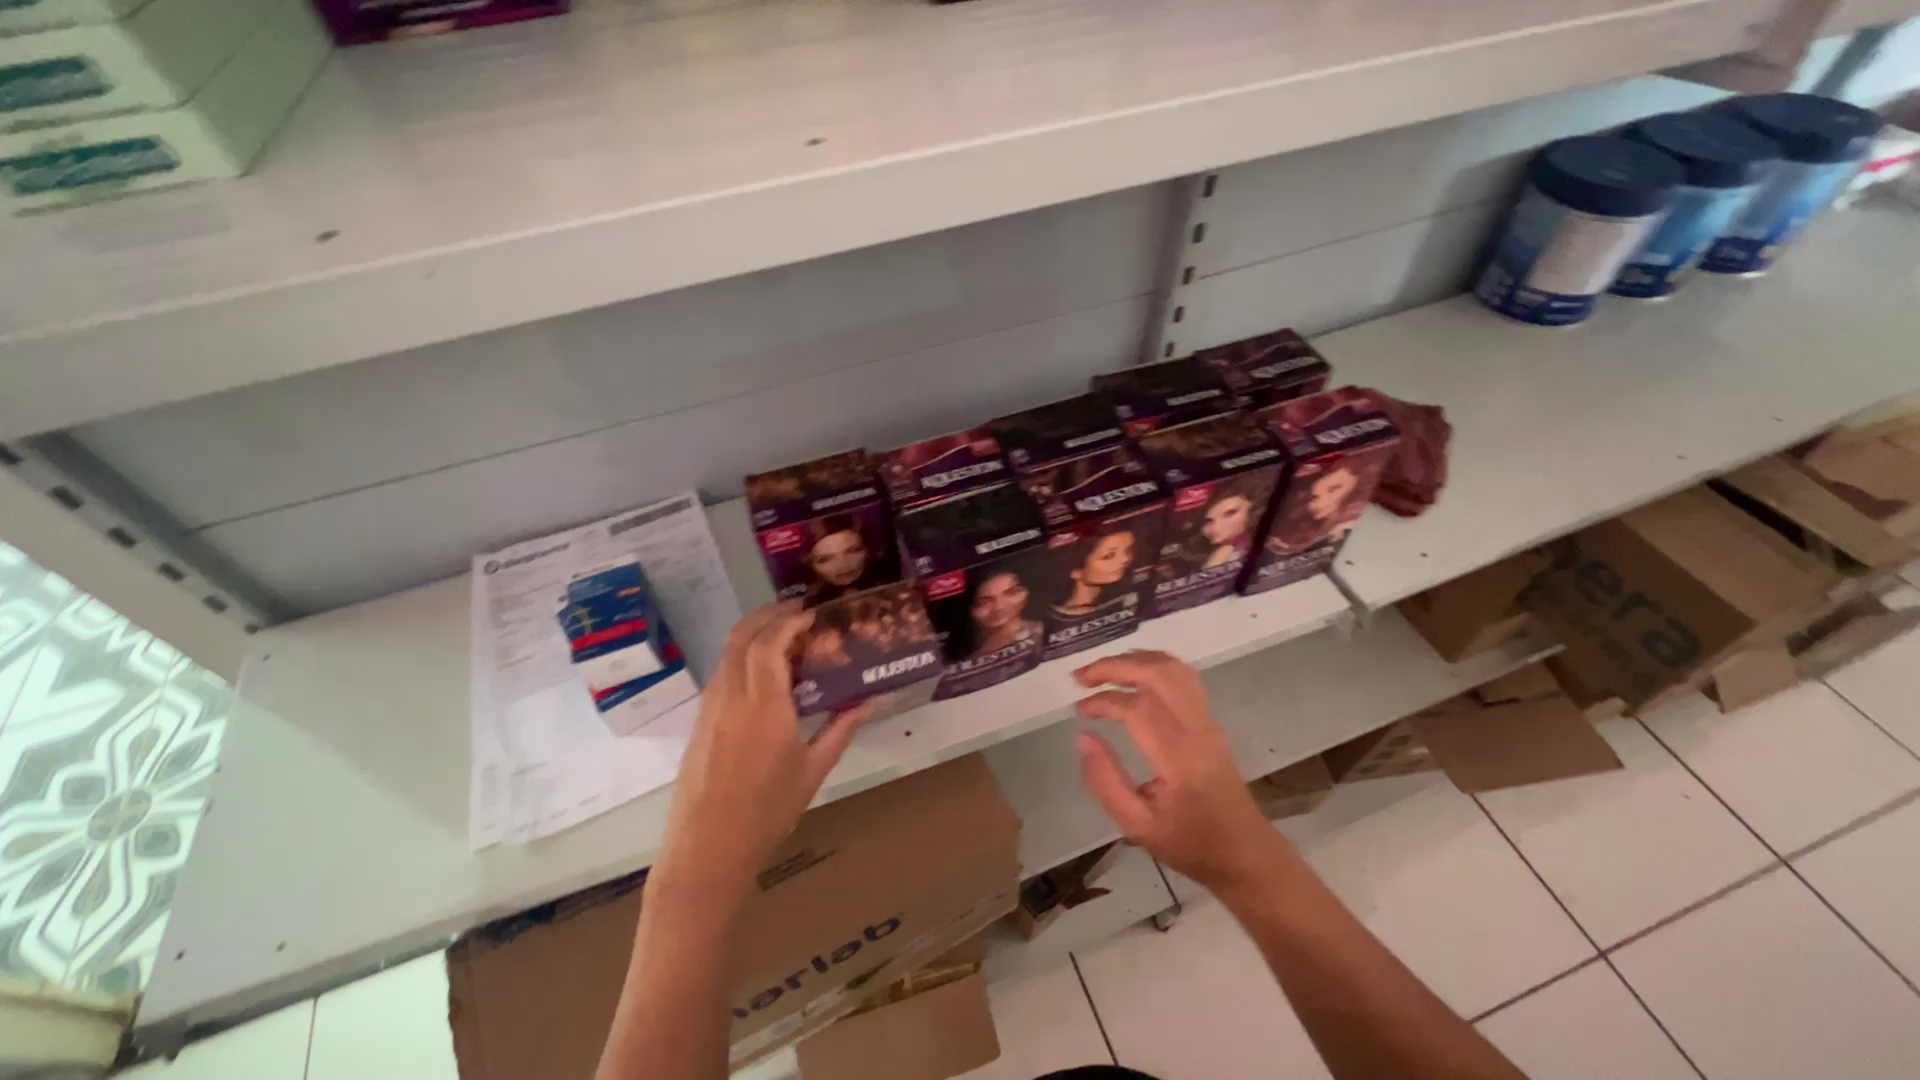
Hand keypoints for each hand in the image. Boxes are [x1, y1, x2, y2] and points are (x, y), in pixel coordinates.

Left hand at [654, 602, 870, 894]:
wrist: (708, 847)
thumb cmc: (768, 812)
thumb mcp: (813, 770)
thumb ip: (841, 728)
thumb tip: (870, 700)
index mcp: (764, 705)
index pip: (771, 643)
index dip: (791, 621)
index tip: (814, 613)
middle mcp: (733, 696)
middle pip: (743, 636)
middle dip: (770, 615)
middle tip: (799, 611)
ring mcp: (711, 706)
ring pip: (728, 652)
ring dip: (754, 633)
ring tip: (784, 635)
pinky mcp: (701, 720)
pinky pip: (722, 672)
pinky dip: (742, 656)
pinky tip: (764, 672)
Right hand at [1073, 650, 1282, 891]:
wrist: (1245, 853)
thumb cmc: (1189, 844)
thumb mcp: (1137, 826)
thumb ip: (1105, 781)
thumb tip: (1083, 737)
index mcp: (1180, 759)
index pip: (1140, 709)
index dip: (1104, 701)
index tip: (1079, 710)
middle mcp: (1199, 731)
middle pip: (1159, 674)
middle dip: (1116, 666)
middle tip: (1082, 677)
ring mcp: (1209, 723)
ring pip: (1176, 669)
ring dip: (1136, 660)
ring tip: (1103, 671)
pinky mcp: (1212, 722)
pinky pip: (1185, 679)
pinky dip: (1154, 666)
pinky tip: (1133, 676)